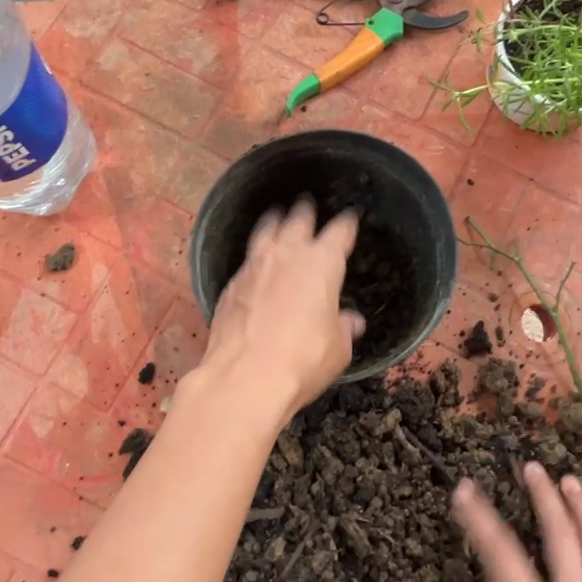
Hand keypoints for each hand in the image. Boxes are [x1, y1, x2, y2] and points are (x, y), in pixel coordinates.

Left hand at [193, 199, 363, 419]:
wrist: (244, 376)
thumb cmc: (303, 359)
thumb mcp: (338, 348)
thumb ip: (344, 327)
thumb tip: (350, 320)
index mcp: (322, 263)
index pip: (340, 231)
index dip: (347, 223)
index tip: (350, 217)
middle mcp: (287, 254)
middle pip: (298, 220)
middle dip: (306, 211)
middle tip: (308, 205)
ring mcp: (255, 266)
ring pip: (266, 231)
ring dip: (274, 222)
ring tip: (276, 216)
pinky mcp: (231, 283)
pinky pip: (247, 259)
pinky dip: (256, 256)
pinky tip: (256, 263)